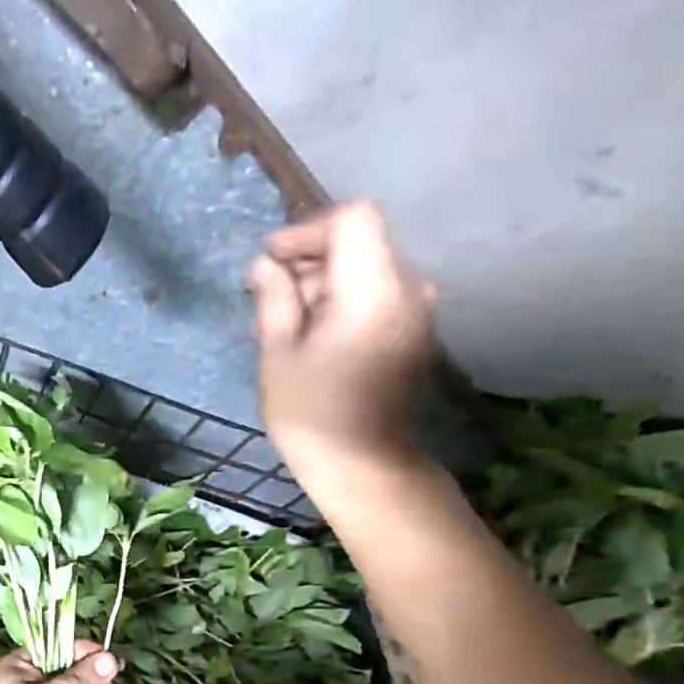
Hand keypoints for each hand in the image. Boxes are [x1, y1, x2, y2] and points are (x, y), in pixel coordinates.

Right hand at [245, 201, 439, 480]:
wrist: (362, 464)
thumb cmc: (310, 413)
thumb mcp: (277, 354)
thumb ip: (274, 299)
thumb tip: (266, 265)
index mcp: (374, 290)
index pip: (352, 220)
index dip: (306, 232)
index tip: (269, 262)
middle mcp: (408, 288)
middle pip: (359, 243)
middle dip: (309, 262)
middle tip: (265, 301)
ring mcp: (417, 309)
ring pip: (366, 268)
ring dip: (322, 284)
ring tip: (285, 324)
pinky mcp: (413, 329)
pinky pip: (376, 294)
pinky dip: (342, 301)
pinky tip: (313, 337)